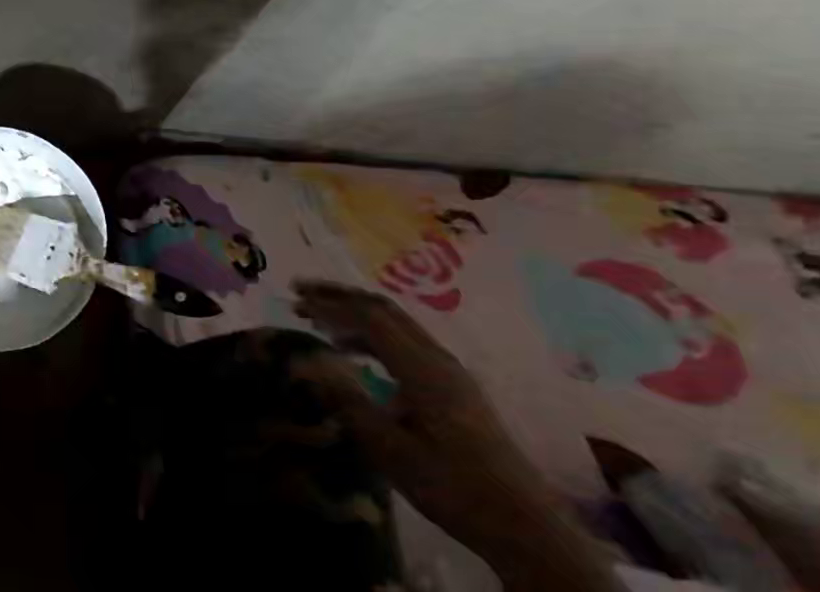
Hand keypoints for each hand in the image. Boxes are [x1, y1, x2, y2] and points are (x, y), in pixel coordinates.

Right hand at [292, 281, 617, 590]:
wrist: (524, 525)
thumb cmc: (451, 486)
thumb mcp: (389, 450)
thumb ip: (347, 400)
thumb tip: (306, 361)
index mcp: (422, 368)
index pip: (369, 316)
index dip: (329, 304)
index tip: (296, 301)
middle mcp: (437, 358)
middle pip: (384, 308)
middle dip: (339, 296)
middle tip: (301, 294)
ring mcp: (450, 370)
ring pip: (397, 323)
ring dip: (355, 313)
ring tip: (319, 320)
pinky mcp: (454, 386)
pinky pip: (406, 342)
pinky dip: (373, 334)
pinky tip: (355, 353)